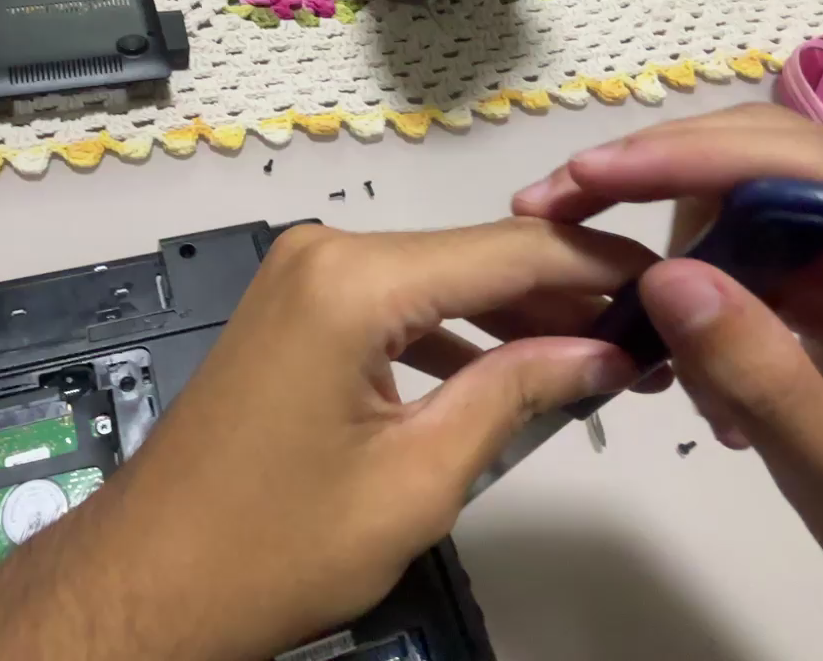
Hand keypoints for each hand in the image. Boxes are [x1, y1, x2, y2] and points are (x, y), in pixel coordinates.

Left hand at [0, 219, 658, 660]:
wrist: (153, 572)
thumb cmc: (279, 541)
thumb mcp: (418, 477)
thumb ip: (514, 394)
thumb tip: (603, 351)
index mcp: (353, 279)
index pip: (505, 250)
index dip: (595, 265)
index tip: (669, 288)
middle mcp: (324, 251)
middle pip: (468, 258)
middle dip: (557, 293)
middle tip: (645, 337)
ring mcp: (301, 272)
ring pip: (430, 279)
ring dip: (504, 314)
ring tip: (591, 357)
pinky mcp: (293, 303)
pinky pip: (387, 303)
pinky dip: (444, 331)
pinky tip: (501, 366)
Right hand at [513, 104, 822, 660]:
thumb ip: (767, 386)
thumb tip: (662, 275)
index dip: (704, 160)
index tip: (591, 175)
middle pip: (786, 151)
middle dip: (662, 166)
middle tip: (557, 202)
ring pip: (757, 180)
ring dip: (673, 225)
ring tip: (635, 316)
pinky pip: (757, 228)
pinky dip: (696, 262)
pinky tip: (677, 324)